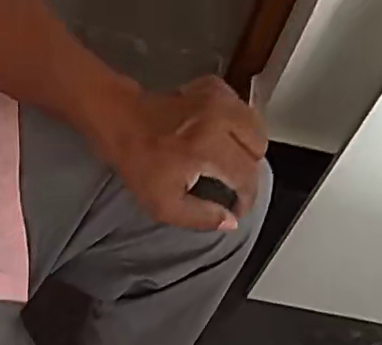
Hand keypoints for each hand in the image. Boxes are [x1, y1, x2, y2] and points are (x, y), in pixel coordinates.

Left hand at [92, 75, 266, 230]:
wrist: (122, 123)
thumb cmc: (140, 165)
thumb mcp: (166, 206)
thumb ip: (202, 217)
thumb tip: (231, 221)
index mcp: (209, 147)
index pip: (248, 176)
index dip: (247, 198)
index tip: (239, 209)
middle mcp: (220, 117)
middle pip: (259, 147)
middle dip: (250, 171)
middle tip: (233, 186)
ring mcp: (219, 97)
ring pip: (256, 125)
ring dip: (249, 148)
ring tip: (232, 165)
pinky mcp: (214, 85)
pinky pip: (242, 109)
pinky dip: (238, 126)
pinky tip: (222, 139)